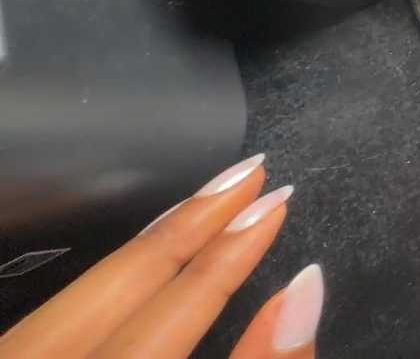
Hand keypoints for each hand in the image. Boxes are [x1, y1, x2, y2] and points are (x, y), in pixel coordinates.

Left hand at [0, 156, 322, 358]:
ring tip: (205, 201)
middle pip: (108, 296)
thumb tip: (306, 286)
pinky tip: (137, 258)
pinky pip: (36, 325)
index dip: (231, 253)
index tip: (277, 201)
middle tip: (252, 170)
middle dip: (188, 226)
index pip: (174, 312)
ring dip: (145, 246)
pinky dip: (98, 282)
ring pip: (60, 305)